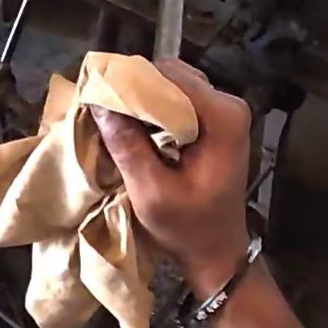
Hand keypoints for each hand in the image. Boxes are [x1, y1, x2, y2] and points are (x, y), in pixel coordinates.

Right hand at [91, 58, 252, 298]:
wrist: (217, 252)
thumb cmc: (189, 227)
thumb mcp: (151, 193)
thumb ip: (128, 146)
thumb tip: (99, 104)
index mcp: (223, 118)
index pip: (170, 77)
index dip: (132, 84)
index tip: (100, 99)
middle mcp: (228, 105)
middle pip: (171, 75)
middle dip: (135, 90)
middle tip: (104, 110)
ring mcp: (223, 111)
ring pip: (172, 84)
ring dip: (142, 99)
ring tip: (116, 120)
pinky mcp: (213, 121)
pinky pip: (177, 99)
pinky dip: (153, 109)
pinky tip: (134, 128)